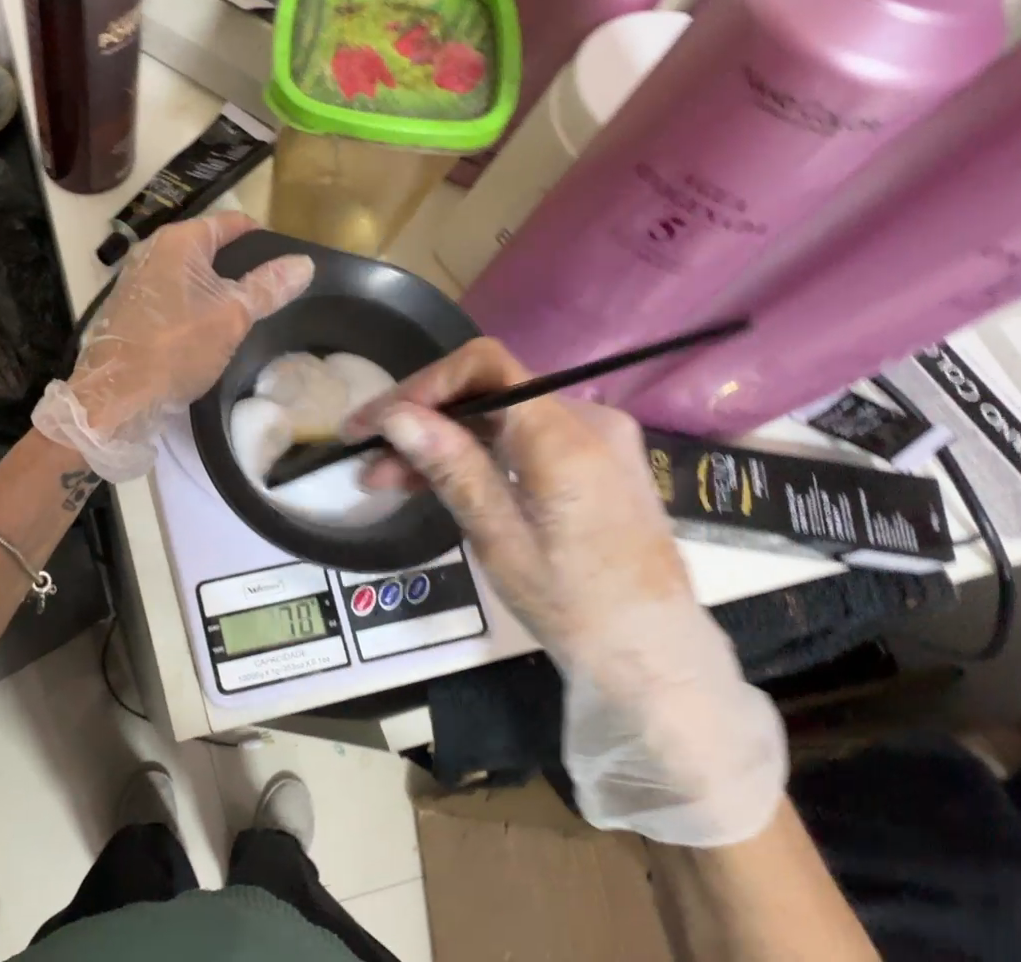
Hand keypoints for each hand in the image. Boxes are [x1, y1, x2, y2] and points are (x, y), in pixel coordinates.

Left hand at [35, 211, 312, 481]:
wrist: (115, 398)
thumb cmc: (175, 349)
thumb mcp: (232, 317)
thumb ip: (268, 287)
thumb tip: (304, 262)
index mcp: (178, 240)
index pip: (231, 222)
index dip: (263, 238)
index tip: (287, 262)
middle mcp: (153, 250)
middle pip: (209, 248)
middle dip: (240, 267)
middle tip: (272, 292)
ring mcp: (136, 280)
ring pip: (190, 275)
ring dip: (216, 290)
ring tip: (246, 313)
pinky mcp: (128, 309)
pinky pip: (171, 296)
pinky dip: (193, 306)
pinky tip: (209, 330)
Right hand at [351, 338, 786, 847]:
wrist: (651, 654)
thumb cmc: (572, 604)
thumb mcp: (499, 538)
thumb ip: (452, 467)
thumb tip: (397, 415)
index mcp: (566, 438)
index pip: (485, 366)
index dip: (422, 384)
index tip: (375, 421)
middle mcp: (588, 421)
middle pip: (488, 390)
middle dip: (422, 418)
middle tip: (368, 456)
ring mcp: (597, 439)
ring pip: (500, 415)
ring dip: (443, 439)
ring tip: (388, 478)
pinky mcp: (595, 462)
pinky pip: (523, 438)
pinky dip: (477, 452)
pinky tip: (438, 480)